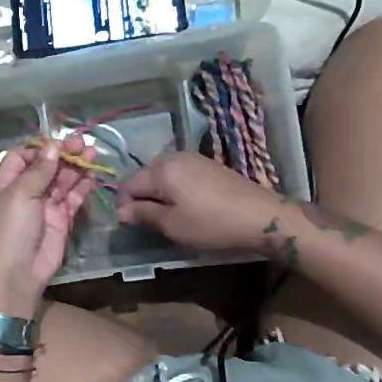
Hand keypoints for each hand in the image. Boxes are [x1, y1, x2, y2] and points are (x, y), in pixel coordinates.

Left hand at [0, 137, 100, 314]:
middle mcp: (25, 193)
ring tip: (93, 154)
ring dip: (76, 168)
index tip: (58, 142)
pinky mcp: (60, 222)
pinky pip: (73, 200)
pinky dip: (82, 188)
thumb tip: (52, 146)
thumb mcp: (20, 195)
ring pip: (62, 182)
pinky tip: (93, 175)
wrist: (16, 275)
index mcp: (6, 183)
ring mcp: (44, 208)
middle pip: (46, 167)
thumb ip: (39, 170)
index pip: (22, 157)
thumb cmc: (9, 230)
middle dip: (63, 154)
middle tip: (84, 144)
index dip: (39, 148)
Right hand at [116, 152, 282, 253]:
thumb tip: (120, 211)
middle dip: (142, 197)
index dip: (125, 205)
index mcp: (161, 169)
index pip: (129, 185)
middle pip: (145, 176)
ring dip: (160, 193)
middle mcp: (175, 157)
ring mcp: (194, 158)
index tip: (133, 225)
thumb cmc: (211, 224)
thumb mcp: (172, 225)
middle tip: (152, 223)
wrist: (261, 216)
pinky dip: (176, 189)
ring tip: (170, 216)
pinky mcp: (209, 165)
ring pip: (163, 175)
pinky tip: (187, 206)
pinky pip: (180, 174)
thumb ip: (143, 215)